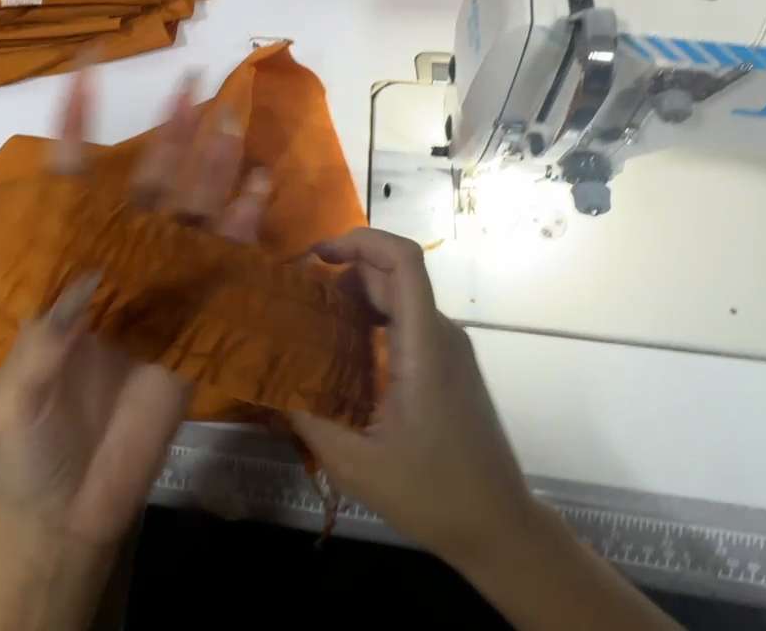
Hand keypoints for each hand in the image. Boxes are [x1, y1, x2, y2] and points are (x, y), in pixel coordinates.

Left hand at [0, 65, 267, 548]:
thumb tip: (88, 275)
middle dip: (168, 137)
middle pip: (147, 190)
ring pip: (189, 220)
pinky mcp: (193, 330)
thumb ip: (45, 332)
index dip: (78, 129)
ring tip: (231, 120)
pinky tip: (254, 190)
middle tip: (193, 84)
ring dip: (210, 170)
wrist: (71, 505)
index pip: (71, 187)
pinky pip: (218, 273)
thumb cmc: (26, 445)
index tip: (85, 70)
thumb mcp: (16, 391)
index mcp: (64, 271)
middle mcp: (118, 269)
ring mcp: (160, 295)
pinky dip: (237, 232)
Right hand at [287, 228, 535, 568]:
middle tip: (296, 294)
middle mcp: (441, 335)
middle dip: (343, 270)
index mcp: (424, 346)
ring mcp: (448, 349)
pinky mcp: (448, 364)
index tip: (317, 254)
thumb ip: (308, 415)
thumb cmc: (432, 494)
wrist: (498, 525)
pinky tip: (340, 350)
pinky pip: (406, 321)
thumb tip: (267, 377)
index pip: (404, 260)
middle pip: (393, 274)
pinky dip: (370, 319)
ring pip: (399, 297)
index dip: (361, 240)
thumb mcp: (355, 463)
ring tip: (309, 321)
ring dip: (354, 296)